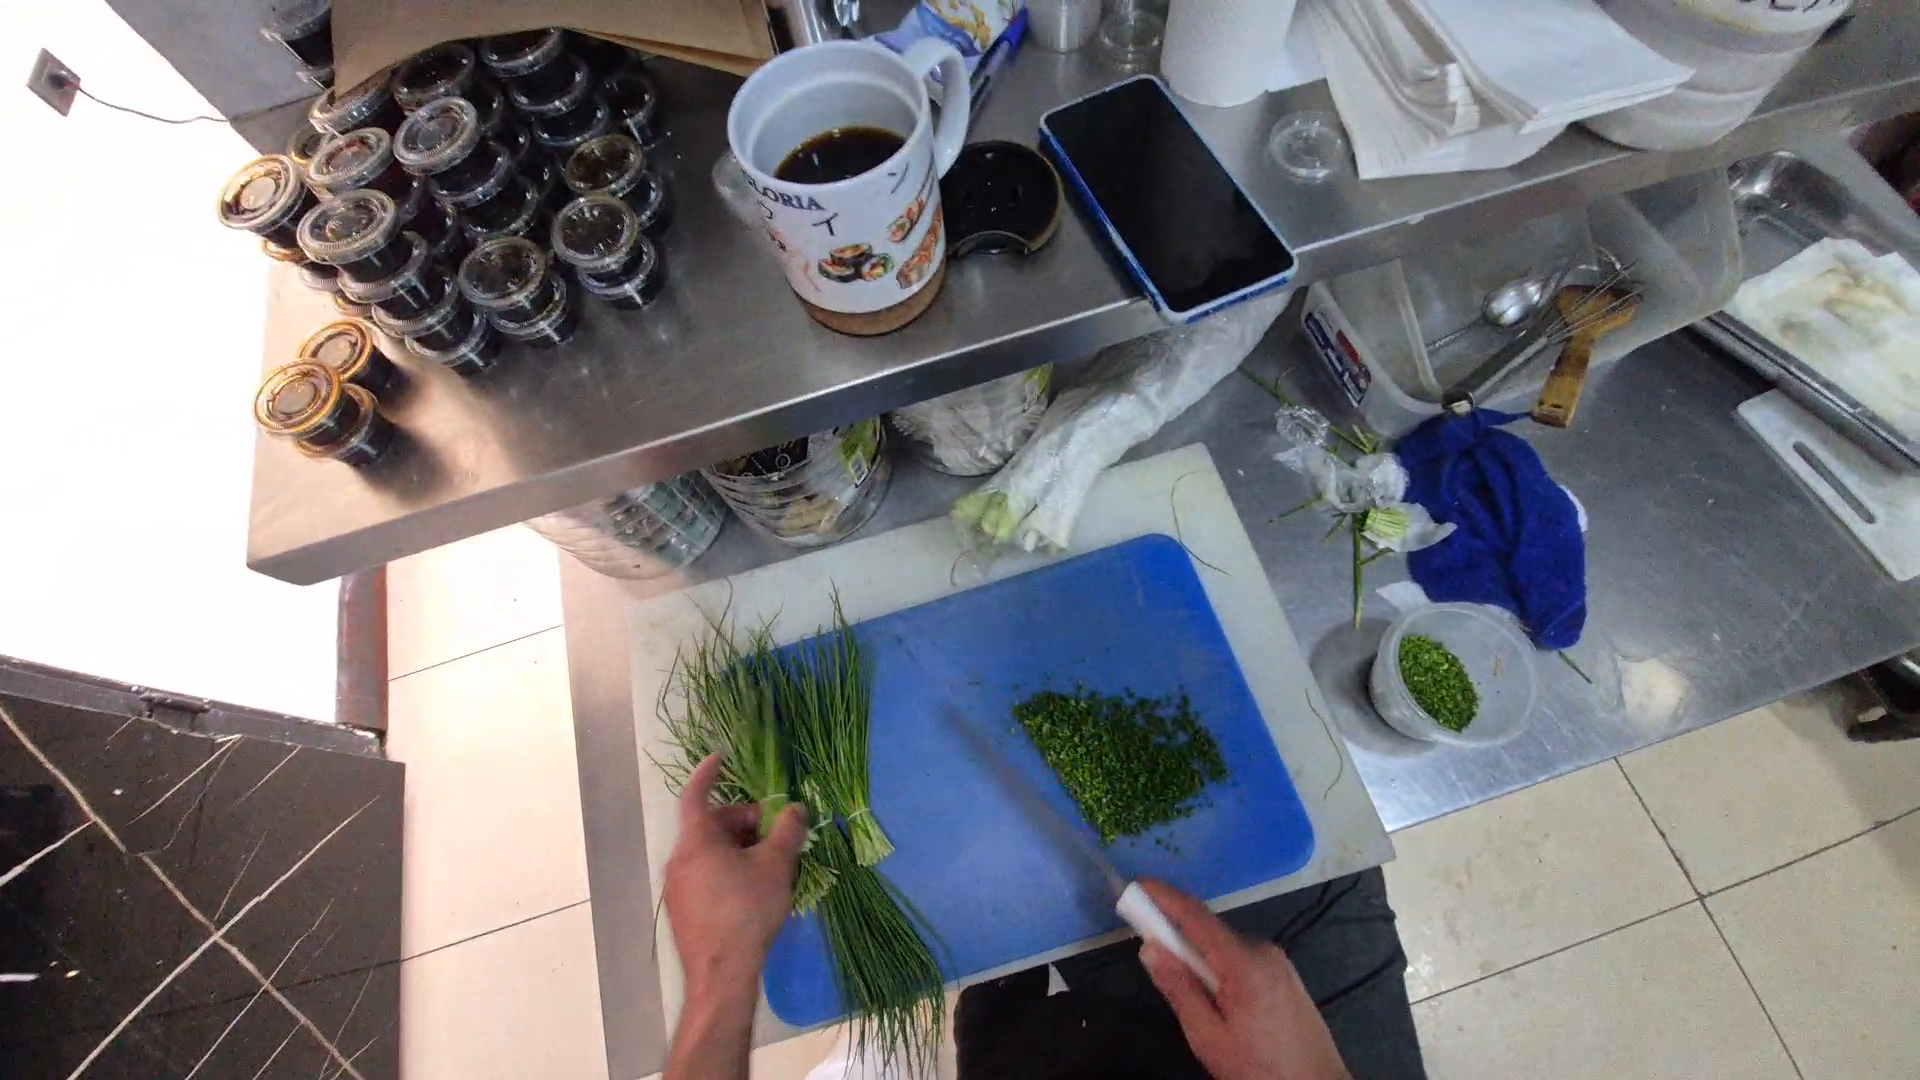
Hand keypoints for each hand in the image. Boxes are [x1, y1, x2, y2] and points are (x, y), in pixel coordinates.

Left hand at [664, 752, 808, 1009]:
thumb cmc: (747, 910)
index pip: (696, 794)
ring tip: (769, 861)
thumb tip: (797, 809)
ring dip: (739, 846)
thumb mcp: (776, 864)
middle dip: (743, 820)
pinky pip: (705, 874)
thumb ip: (788, 829)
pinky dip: (728, 868)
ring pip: (710, 851)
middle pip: (711, 824)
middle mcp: (679, 860)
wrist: (722, 975)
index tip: (720, 757)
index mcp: (696, 841)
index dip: (707, 773)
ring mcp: (677, 888)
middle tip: (773, 831)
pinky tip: (753, 887)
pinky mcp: (683, 911)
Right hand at [1137, 881, 1350, 1079]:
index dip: (1164, 897)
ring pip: (1225, 945)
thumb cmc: (1262, 1072)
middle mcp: (1263, 950)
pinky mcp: (1286, 974)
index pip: (1196, 916)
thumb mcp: (1210, 1039)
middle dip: (1180, 936)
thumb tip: (1148, 948)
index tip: (1138, 884)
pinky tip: (1222, 1002)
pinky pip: (1242, 957)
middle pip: (1209, 930)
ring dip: (1202, 957)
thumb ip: (1179, 990)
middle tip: (1157, 958)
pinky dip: (1221, 965)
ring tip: (1197, 1000)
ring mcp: (1278, 961)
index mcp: (1244, 963)